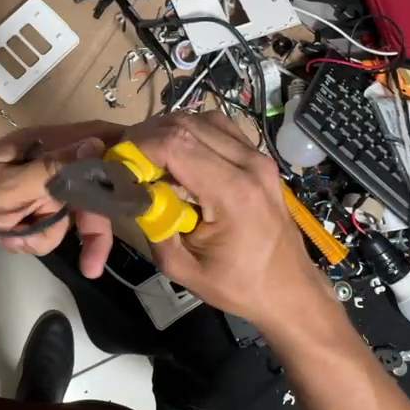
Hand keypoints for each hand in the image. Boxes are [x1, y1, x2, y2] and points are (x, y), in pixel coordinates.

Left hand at [0, 123, 122, 271]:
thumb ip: (57, 169)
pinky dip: (30, 239)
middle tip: (94, 260)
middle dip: (89, 223)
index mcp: (42, 142)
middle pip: (90, 186)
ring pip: (67, 212)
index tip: (146, 191)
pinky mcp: (19, 208)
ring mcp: (30, 185)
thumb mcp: (10, 187)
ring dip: (47, 233)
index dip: (126, 159)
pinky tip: (6, 240)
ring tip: (15, 237)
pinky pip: (45, 226)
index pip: (99, 138)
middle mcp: (42, 158)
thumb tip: (101, 142)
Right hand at [123, 113, 331, 326]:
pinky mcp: (259, 157)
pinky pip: (219, 127)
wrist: (290, 290)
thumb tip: (129, 190)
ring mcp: (258, 157)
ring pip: (201, 119)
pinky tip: (180, 156)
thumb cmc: (238, 286)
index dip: (139, 146)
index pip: (175, 144)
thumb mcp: (181, 268)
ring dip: (169, 131)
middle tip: (128, 160)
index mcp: (233, 193)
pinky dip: (192, 132)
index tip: (119, 163)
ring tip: (151, 157)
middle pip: (185, 124)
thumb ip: (152, 225)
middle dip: (148, 136)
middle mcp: (249, 164)